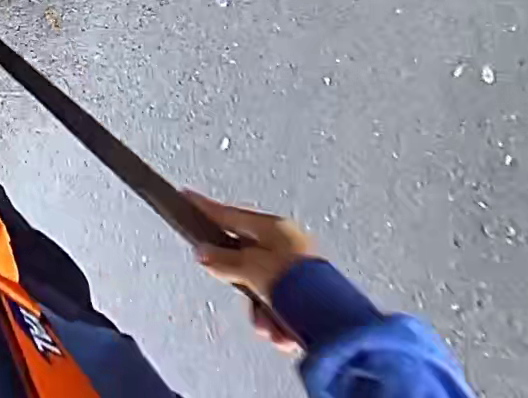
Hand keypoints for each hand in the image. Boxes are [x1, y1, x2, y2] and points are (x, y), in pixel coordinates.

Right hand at [186, 190, 316, 353]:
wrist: (341, 326)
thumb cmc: (299, 285)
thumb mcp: (249, 268)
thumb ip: (222, 260)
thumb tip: (203, 253)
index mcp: (275, 227)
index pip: (228, 213)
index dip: (204, 206)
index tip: (186, 196)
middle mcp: (289, 244)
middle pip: (244, 254)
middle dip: (238, 280)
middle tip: (232, 287)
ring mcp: (302, 271)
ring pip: (261, 285)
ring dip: (260, 308)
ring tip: (268, 324)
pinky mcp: (313, 299)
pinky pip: (280, 303)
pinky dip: (277, 319)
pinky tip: (281, 331)